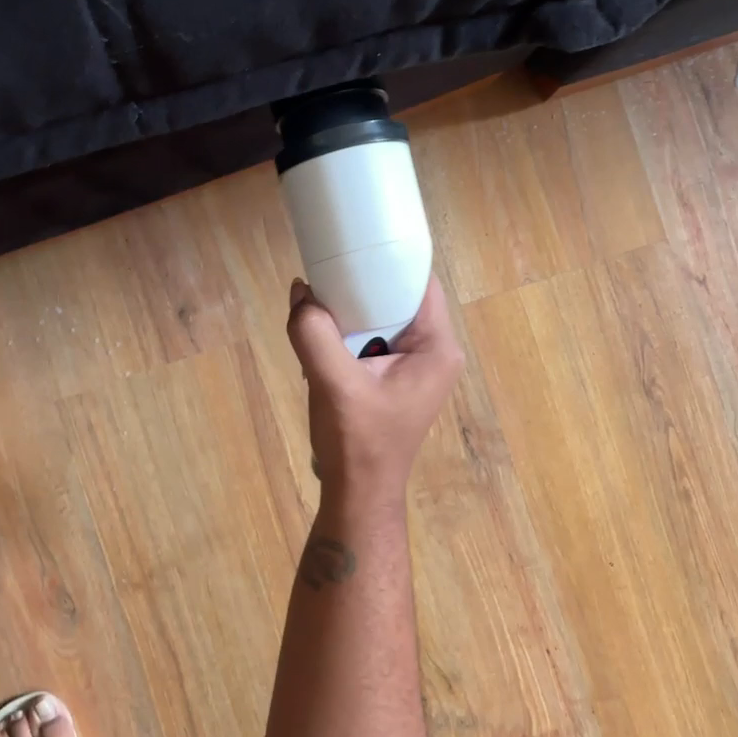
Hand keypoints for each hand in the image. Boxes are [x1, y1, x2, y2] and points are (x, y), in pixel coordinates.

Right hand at [287, 275, 464, 494]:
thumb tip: (300, 291)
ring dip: (350, 315)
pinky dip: (347, 336)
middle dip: (361, 288)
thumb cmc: (357, 440)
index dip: (388, 260)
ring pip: (381, 319)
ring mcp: (415, 367)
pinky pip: (372, 340)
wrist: (357, 492)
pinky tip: (324, 340)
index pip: (419, 283)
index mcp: (437, 347)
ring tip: (321, 311)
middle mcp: (434, 352)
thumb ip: (314, 334)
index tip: (354, 245)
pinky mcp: (394, 378)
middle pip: (398, 298)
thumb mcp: (333, 383)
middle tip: (326, 278)